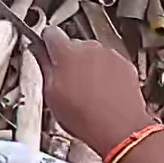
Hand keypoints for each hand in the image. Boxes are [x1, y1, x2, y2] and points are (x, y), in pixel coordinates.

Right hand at [39, 27, 155, 155]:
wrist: (120, 129)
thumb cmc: (85, 117)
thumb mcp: (51, 95)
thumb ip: (44, 68)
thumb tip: (39, 55)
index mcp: (66, 52)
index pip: (50, 33)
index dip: (46, 42)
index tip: (44, 51)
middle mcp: (89, 48)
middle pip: (73, 45)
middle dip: (68, 59)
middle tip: (66, 82)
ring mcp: (109, 55)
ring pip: (92, 54)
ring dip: (88, 67)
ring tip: (85, 92)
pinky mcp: (124, 65)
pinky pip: (110, 63)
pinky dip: (105, 74)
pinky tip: (101, 94)